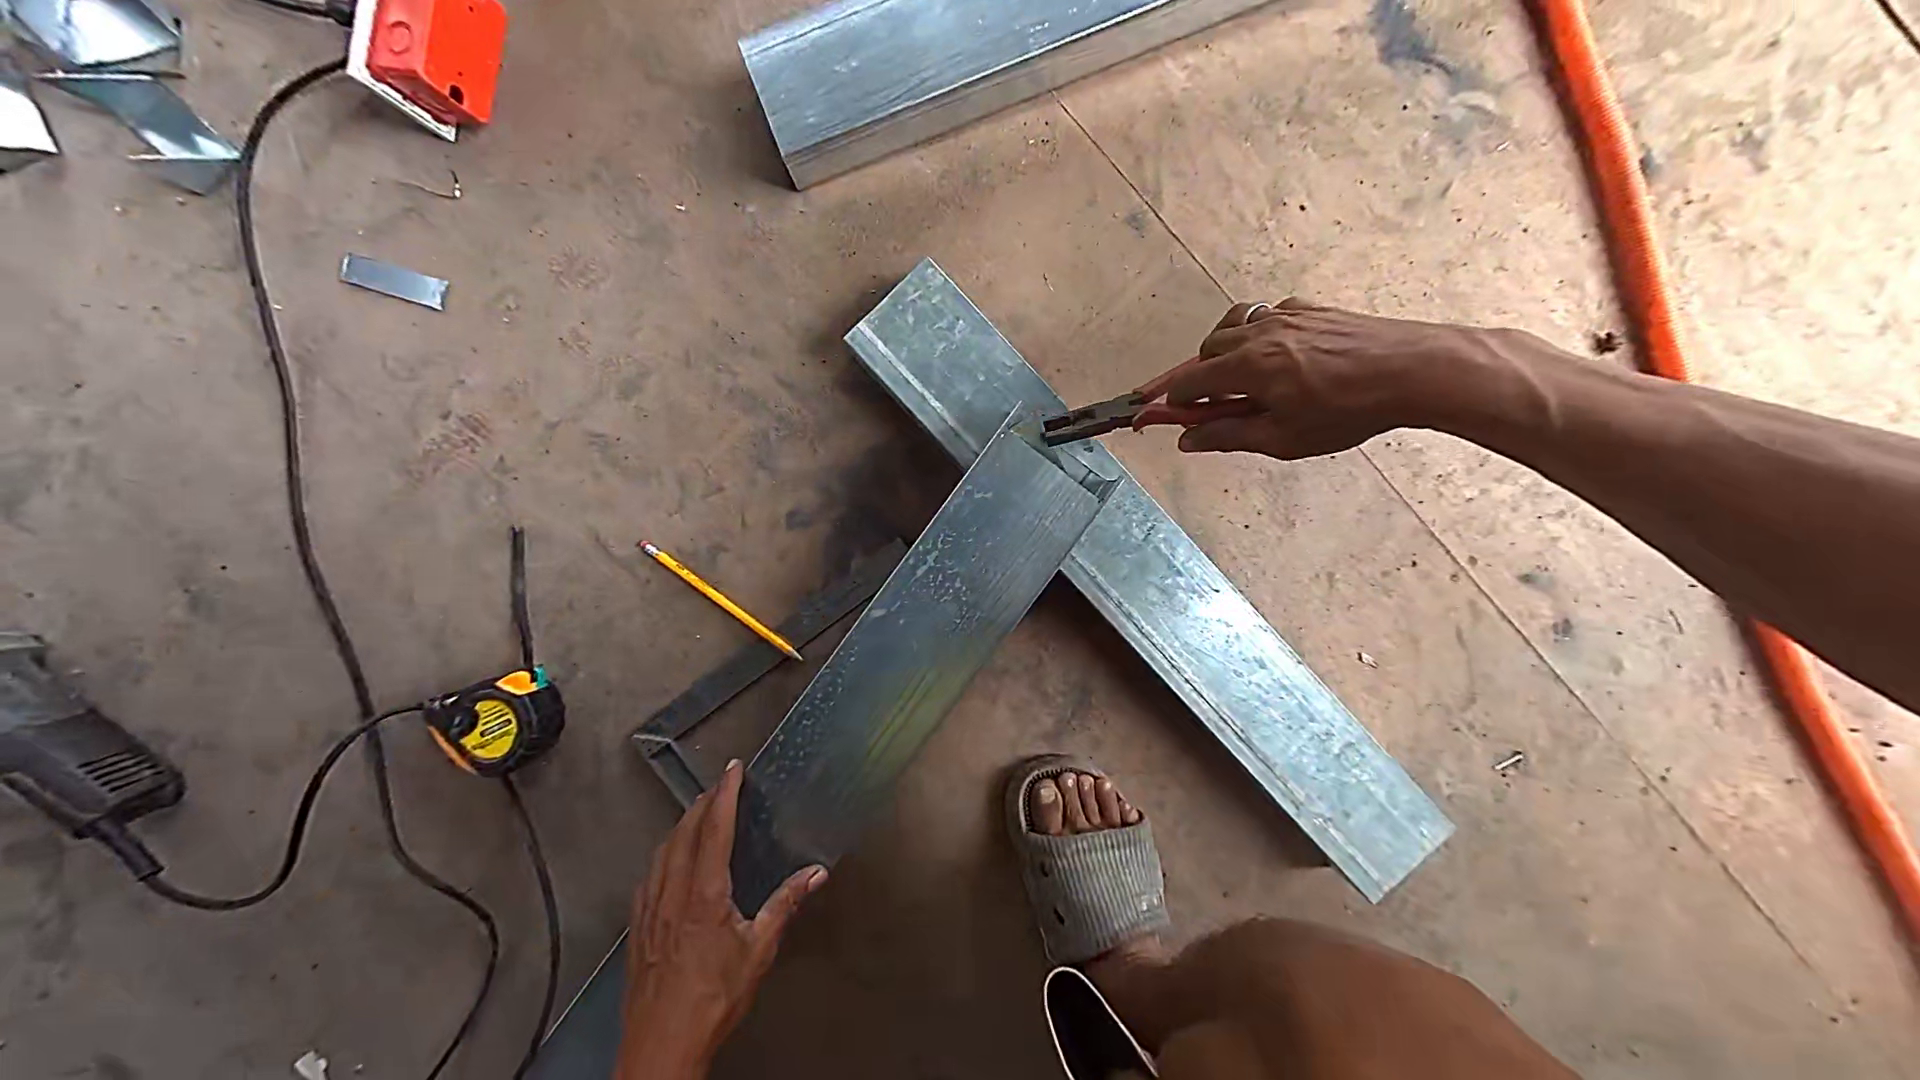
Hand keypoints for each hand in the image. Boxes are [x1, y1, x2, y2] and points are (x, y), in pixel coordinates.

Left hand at [616, 760, 826, 1079]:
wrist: (661, 1048)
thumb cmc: (711, 1002)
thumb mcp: (758, 951)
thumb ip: (785, 905)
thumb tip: (813, 875)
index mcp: (704, 895)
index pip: (715, 829)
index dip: (725, 794)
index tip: (732, 771)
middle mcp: (673, 895)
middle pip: (685, 832)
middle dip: (703, 802)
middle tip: (719, 785)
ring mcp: (650, 911)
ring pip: (662, 851)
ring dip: (681, 825)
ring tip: (696, 813)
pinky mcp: (638, 929)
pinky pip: (648, 877)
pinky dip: (662, 855)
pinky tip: (666, 861)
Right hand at [1133, 299, 1480, 458]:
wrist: (1416, 370)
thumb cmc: (1350, 410)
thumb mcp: (1282, 438)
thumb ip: (1228, 436)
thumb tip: (1187, 441)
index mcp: (1246, 367)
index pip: (1189, 382)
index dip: (1170, 402)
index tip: (1160, 414)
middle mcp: (1259, 334)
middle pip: (1206, 350)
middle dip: (1199, 377)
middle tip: (1210, 405)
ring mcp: (1286, 317)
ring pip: (1234, 326)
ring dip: (1225, 350)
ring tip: (1237, 375)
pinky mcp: (1312, 310)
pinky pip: (1269, 315)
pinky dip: (1258, 333)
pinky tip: (1276, 355)